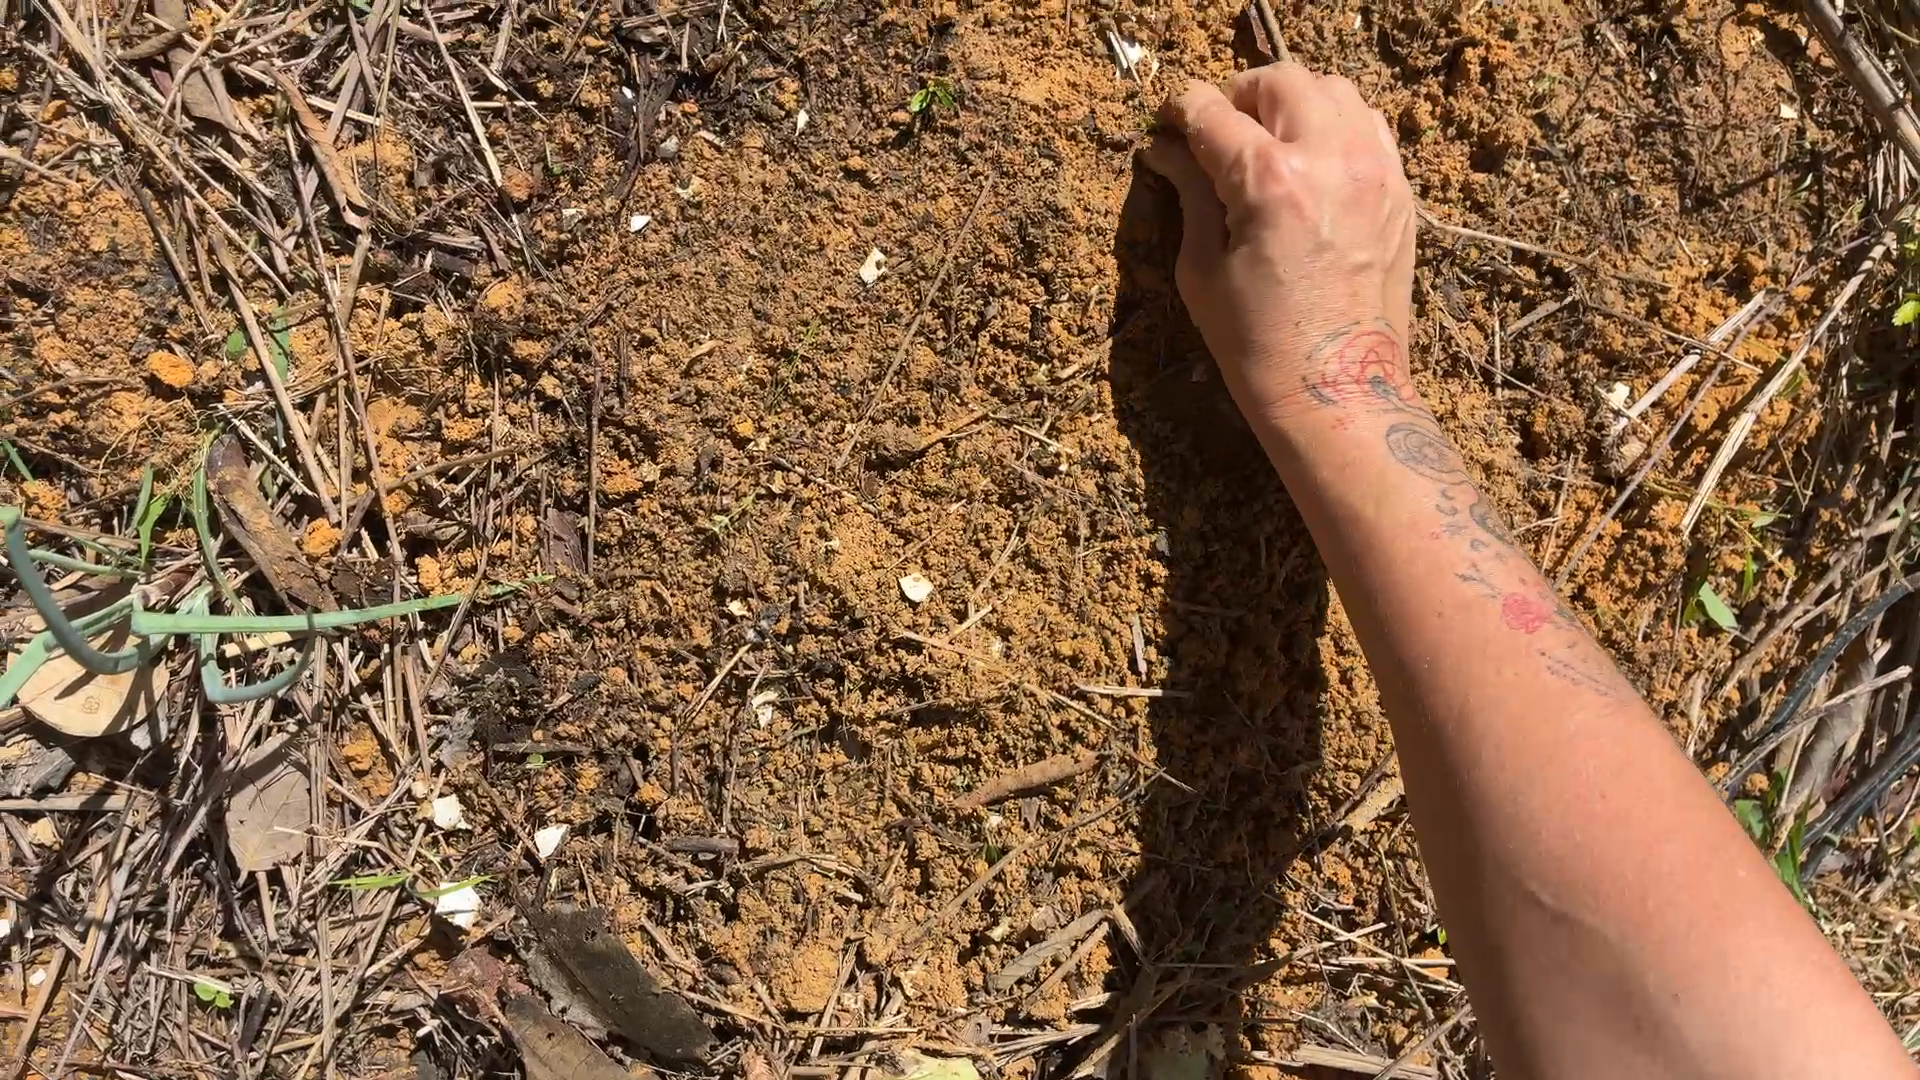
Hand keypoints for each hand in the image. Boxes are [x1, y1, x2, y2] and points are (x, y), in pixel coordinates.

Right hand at [1144, 65, 1417, 432]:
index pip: (1215, 116)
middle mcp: (1330, 158)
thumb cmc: (1255, 346)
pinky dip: (1329, 126)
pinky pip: (1365, 125)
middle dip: (1237, 97)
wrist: (1336, 391)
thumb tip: (1168, 155)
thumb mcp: (1202, 275)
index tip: (1166, 119)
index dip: (1181, 109)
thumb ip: (1191, 199)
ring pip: (1331, 90)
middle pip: (1279, 82)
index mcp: (1270, 184)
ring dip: (1288, 103)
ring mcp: (1376, 169)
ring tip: (1263, 144)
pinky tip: (1306, 165)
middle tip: (1213, 133)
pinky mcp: (1399, 189)